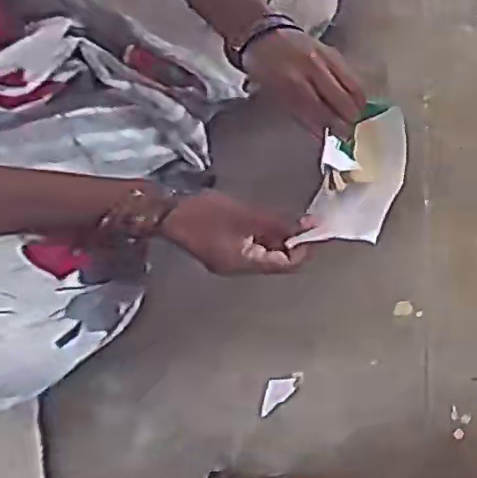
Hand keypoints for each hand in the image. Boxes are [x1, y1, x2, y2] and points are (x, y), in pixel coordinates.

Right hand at [160, 191, 312, 274]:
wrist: (163, 210)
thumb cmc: (204, 213)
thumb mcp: (250, 216)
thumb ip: (283, 224)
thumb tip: (311, 226)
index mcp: (244, 264)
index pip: (287, 265)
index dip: (304, 249)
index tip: (313, 233)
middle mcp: (238, 268)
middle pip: (279, 260)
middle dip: (295, 243)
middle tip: (305, 224)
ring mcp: (230, 260)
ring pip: (268, 253)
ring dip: (282, 239)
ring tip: (291, 221)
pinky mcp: (224, 251)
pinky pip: (255, 247)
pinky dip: (267, 236)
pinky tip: (271, 223)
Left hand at [240, 28, 367, 137]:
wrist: (264, 32)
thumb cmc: (263, 65)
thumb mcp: (269, 88)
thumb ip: (295, 108)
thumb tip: (319, 130)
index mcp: (290, 79)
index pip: (317, 109)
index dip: (328, 125)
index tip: (334, 138)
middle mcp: (312, 69)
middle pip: (341, 101)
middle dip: (347, 121)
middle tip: (348, 133)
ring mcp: (327, 61)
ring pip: (353, 91)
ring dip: (356, 109)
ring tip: (354, 119)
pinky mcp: (336, 56)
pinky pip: (354, 79)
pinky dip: (358, 95)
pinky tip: (356, 103)